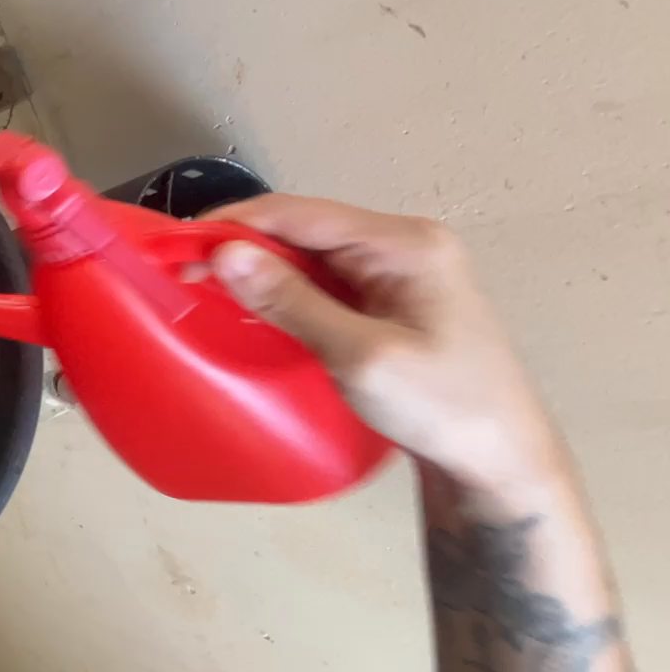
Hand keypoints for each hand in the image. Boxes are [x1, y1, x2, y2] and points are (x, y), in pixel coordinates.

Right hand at [204, 195, 565, 492]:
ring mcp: (391, 269)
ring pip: (301, 250)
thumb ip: (290, 300)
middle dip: (236, 243)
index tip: (175, 248)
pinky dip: (272, 283)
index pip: (297, 213)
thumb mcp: (358, 354)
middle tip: (180, 272)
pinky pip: (312, 275)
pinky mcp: (380, 295)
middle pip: (297, 226)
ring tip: (200, 284)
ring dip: (251, 264)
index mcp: (403, 245)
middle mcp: (399, 244)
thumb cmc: (439, 406)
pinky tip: (244, 300)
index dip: (231, 224)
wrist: (496, 457)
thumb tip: (223, 253)